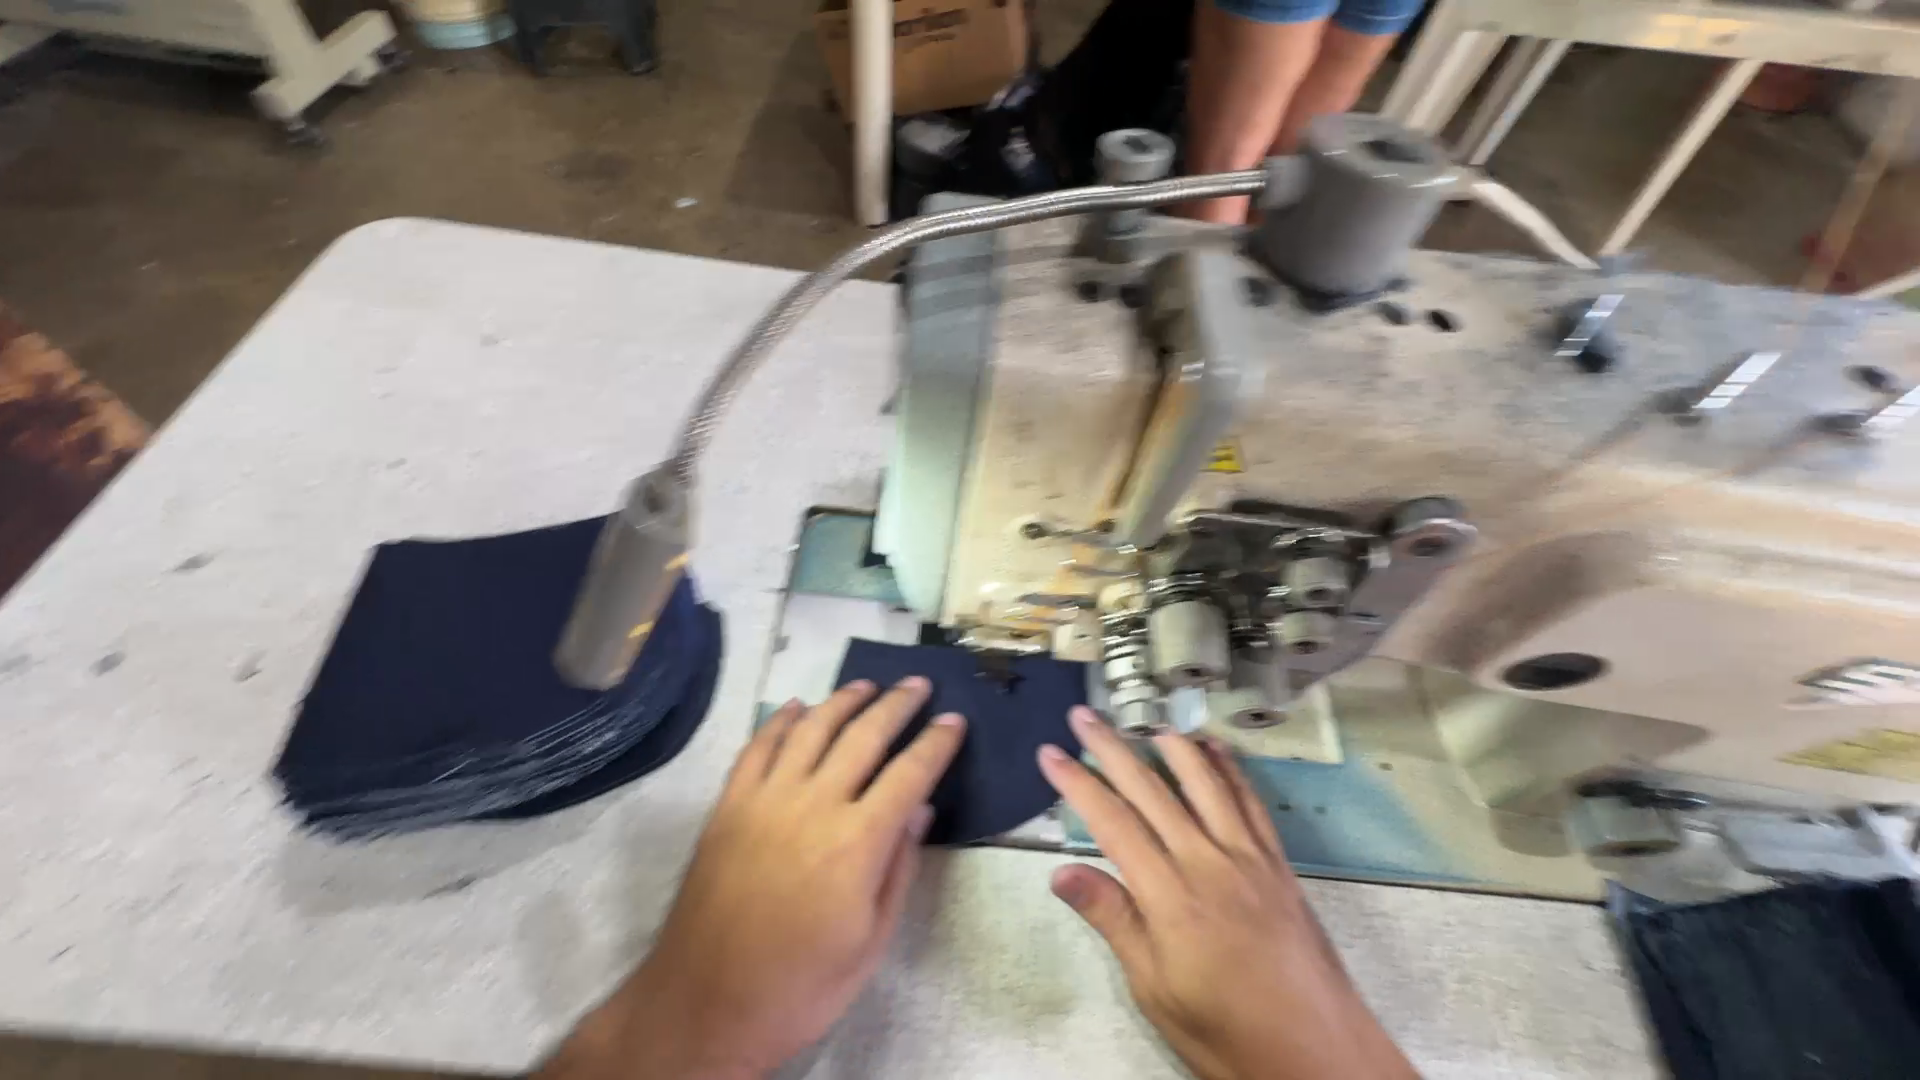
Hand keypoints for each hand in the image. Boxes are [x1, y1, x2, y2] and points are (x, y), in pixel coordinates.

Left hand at [538, 678, 964, 1079]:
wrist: (703, 1007)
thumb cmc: (800, 987)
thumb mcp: (870, 944)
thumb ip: (899, 870)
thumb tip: (920, 810)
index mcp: (857, 843)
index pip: (909, 774)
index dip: (936, 743)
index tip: (954, 719)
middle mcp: (814, 805)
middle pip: (864, 736)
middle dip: (897, 705)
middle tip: (917, 684)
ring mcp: (765, 799)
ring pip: (812, 729)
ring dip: (843, 700)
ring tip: (866, 685)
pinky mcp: (729, 805)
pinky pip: (758, 746)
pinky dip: (780, 721)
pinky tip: (796, 707)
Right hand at [1039, 706, 1417, 1079]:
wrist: (1322, 1056)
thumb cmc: (1226, 1033)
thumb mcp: (1155, 990)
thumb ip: (1113, 921)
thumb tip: (1061, 871)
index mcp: (1170, 898)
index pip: (1113, 823)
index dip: (1078, 784)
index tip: (1050, 753)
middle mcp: (1208, 863)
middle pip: (1151, 791)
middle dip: (1111, 749)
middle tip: (1083, 715)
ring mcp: (1248, 858)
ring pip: (1204, 784)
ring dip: (1170, 746)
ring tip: (1144, 721)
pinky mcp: (1278, 863)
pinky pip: (1250, 803)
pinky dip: (1229, 770)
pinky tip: (1214, 749)